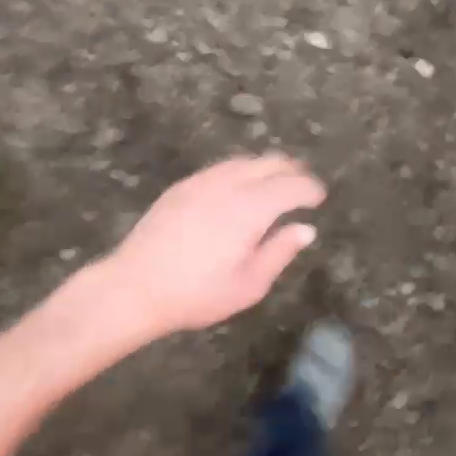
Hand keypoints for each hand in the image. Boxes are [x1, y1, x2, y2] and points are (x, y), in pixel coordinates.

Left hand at [102, 155, 325, 338]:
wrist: (136, 286)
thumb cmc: (197, 294)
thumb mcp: (248, 285)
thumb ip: (279, 252)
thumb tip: (305, 230)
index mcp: (251, 208)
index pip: (291, 185)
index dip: (310, 189)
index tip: (320, 197)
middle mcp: (229, 184)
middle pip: (269, 163)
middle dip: (292, 170)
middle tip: (304, 183)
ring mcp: (203, 181)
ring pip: (244, 161)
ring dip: (266, 166)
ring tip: (276, 180)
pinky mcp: (183, 185)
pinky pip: (221, 167)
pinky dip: (241, 170)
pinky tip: (240, 186)